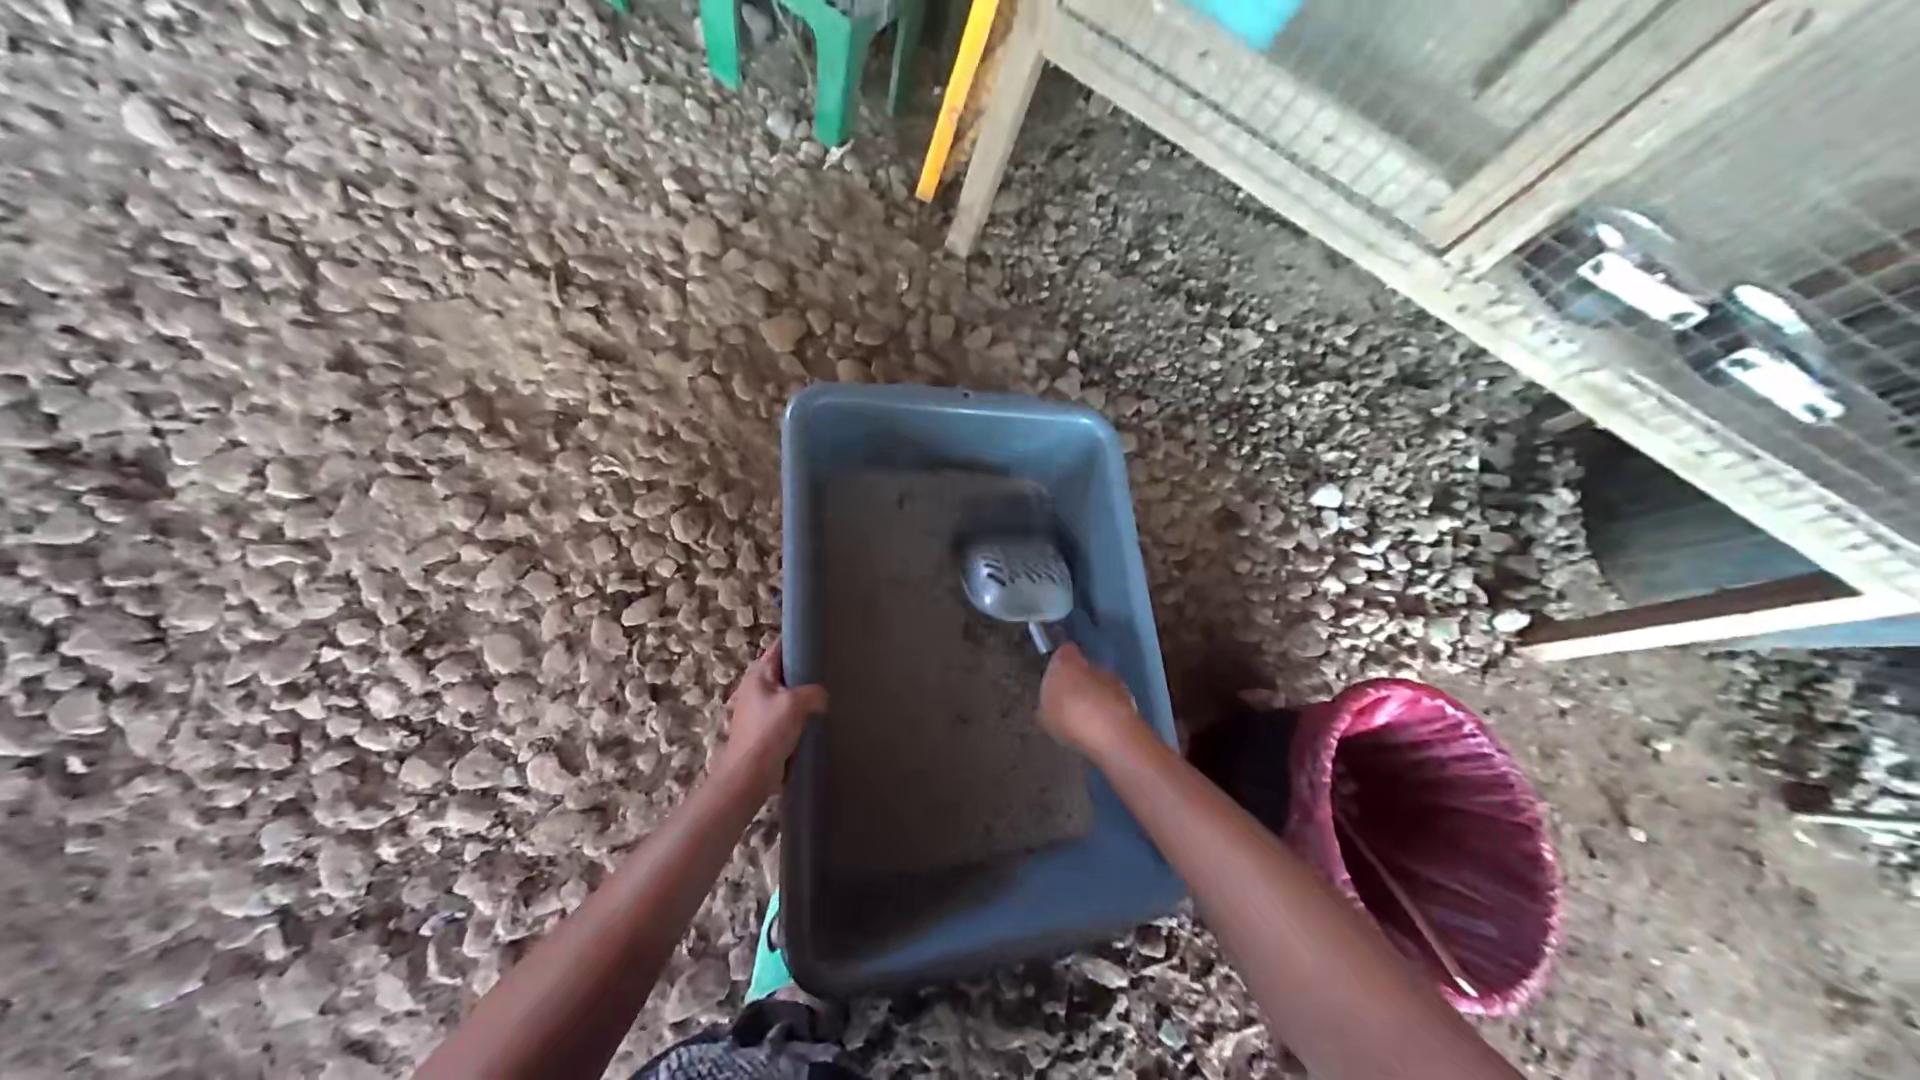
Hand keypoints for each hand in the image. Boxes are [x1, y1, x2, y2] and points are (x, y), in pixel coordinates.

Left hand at [715, 638, 827, 795]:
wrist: (749, 774)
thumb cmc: (768, 732)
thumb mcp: (795, 703)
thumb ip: (813, 692)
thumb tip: (821, 697)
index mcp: (758, 674)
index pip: (779, 647)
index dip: (796, 640)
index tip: (817, 637)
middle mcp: (755, 687)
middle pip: (783, 670)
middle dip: (803, 669)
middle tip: (828, 667)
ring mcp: (759, 708)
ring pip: (786, 693)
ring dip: (802, 693)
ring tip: (826, 692)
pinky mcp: (765, 728)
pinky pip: (786, 713)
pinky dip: (799, 712)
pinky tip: (815, 717)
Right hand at [1038, 644, 1147, 758]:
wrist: (1107, 730)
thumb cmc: (1067, 715)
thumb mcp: (1044, 714)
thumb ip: (1048, 702)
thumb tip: (1053, 702)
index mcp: (1065, 661)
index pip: (1064, 651)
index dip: (1061, 664)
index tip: (1058, 679)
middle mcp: (1092, 663)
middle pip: (1084, 668)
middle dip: (1080, 682)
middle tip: (1072, 703)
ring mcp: (1113, 679)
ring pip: (1102, 683)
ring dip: (1097, 696)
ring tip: (1089, 719)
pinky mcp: (1130, 696)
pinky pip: (1115, 701)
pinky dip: (1110, 710)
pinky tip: (1103, 728)